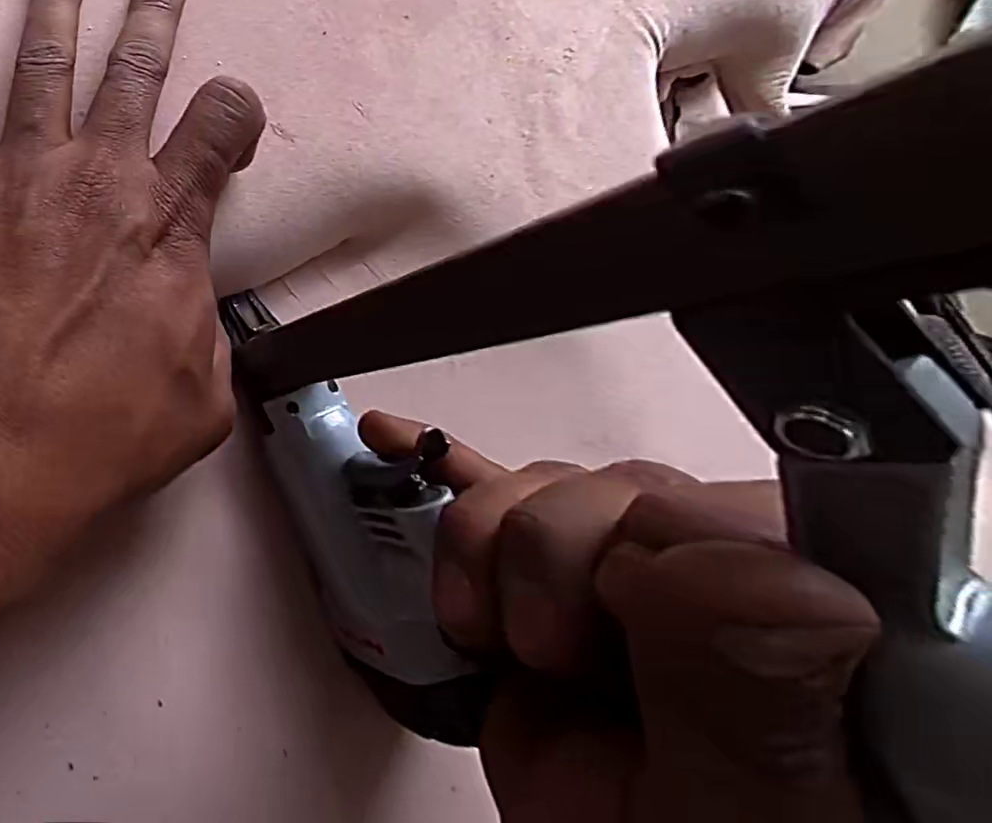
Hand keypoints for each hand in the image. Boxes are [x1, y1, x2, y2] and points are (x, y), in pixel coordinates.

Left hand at [0, 0, 265, 552]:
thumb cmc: (97, 435)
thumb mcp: (198, 398)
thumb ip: (205, 335)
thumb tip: (196, 307)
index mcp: (169, 225)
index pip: (219, 128)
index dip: (232, 113)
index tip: (227, 121)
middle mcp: (104, 180)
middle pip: (136, 74)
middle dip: (152, 21)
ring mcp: (28, 175)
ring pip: (47, 62)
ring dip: (58, 0)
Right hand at [359, 412, 879, 822]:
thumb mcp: (739, 808)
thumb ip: (744, 692)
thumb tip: (739, 561)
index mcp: (831, 626)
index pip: (736, 514)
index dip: (646, 560)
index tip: (603, 640)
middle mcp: (737, 576)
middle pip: (621, 490)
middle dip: (547, 560)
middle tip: (547, 654)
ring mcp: (632, 563)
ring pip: (544, 486)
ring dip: (483, 545)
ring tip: (494, 630)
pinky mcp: (553, 566)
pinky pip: (492, 485)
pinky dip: (443, 468)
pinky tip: (394, 442)